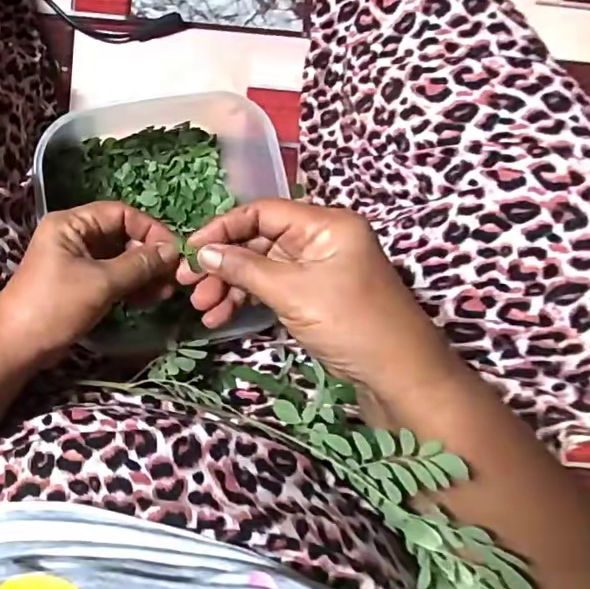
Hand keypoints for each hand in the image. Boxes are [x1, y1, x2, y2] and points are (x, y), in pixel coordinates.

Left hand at [0, 202, 179, 359]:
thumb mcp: (100, 282)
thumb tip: (172, 251)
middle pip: (121, 235)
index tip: (174, 252)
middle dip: (148, 254)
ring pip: (119, 258)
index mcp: (70, 223)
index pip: (119, 213)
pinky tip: (148, 299)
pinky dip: (130, 285)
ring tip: (164, 292)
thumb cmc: (55, 306)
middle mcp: (73, 236)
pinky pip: (111, 276)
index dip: (149, 229)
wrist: (17, 345)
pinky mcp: (79, 283)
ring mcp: (75, 260)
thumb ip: (138, 264)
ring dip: (143, 272)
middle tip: (173, 278)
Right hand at [177, 199, 462, 390]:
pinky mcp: (310, 292)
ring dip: (227, 285)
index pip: (261, 212)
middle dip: (221, 263)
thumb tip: (201, 252)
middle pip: (255, 240)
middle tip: (188, 284)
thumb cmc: (352, 323)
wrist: (401, 376)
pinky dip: (244, 298)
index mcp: (325, 225)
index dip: (222, 229)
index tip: (191, 251)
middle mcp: (319, 239)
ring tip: (203, 307)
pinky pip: (267, 285)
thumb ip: (242, 267)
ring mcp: (315, 266)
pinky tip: (220, 315)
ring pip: (257, 265)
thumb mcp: (291, 291)